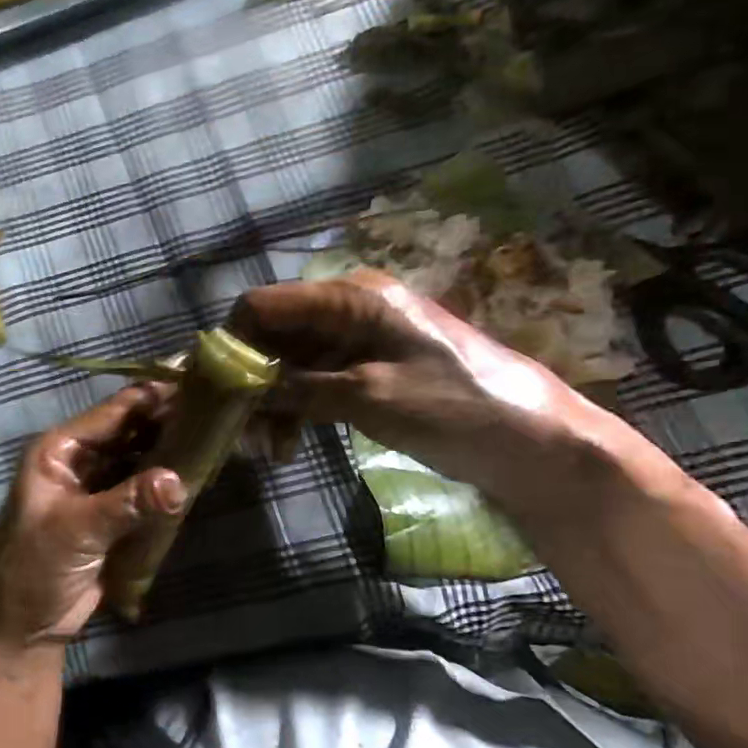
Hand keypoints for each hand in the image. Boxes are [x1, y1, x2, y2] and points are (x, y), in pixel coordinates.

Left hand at [0, 384, 187, 643]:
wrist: (29, 624)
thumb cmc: (37, 568)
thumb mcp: (78, 531)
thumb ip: (127, 504)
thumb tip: (177, 480)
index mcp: (58, 452)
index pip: (110, 414)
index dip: (149, 399)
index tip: (194, 387)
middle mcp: (77, 461)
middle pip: (128, 431)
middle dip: (164, 422)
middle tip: (213, 411)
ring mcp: (96, 487)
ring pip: (138, 457)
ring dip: (168, 450)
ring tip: (213, 435)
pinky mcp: (111, 513)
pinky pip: (142, 487)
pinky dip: (164, 480)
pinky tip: (196, 471)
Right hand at [227, 269, 657, 516]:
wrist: (533, 444)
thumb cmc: (455, 407)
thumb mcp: (368, 396)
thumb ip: (298, 387)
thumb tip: (240, 384)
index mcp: (351, 297)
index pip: (264, 305)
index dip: (233, 343)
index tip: (214, 391)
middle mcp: (349, 308)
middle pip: (273, 335)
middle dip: (250, 382)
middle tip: (238, 432)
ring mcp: (359, 340)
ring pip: (289, 364)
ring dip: (271, 403)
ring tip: (268, 451)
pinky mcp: (368, 370)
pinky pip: (313, 382)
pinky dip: (295, 411)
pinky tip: (289, 445)